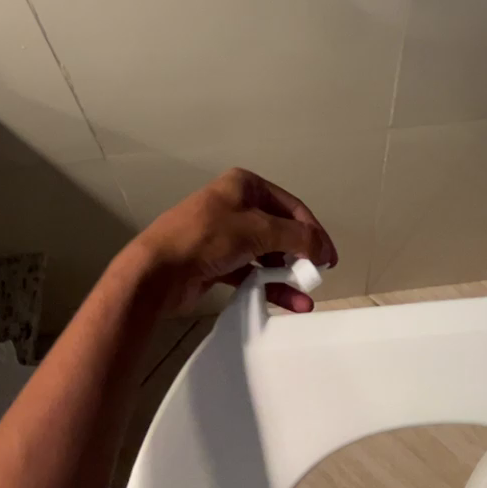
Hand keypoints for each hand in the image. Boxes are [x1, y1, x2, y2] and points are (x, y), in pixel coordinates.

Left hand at [127, 168, 336, 314]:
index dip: (313, 230)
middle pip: (279, 229)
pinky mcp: (217, 262)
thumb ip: (297, 238)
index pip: (290, 205)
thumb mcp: (259, 230)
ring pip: (266, 252)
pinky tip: (289, 302)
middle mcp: (235, 205)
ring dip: (287, 273)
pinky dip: (270, 285)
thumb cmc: (208, 238)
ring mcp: (225, 234)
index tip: (329, 257)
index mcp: (244, 185)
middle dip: (300, 253)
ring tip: (306, 295)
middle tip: (318, 275)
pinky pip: (252, 272)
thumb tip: (324, 249)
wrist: (157, 271)